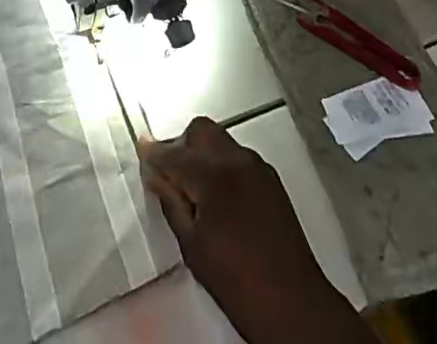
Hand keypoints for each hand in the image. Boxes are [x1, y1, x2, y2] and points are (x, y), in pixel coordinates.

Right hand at [141, 118, 373, 343]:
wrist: (295, 306)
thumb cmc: (234, 280)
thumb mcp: (191, 244)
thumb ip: (170, 201)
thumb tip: (155, 175)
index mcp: (213, 175)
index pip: (173, 153)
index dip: (153, 153)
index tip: (142, 151)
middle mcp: (237, 161)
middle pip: (201, 130)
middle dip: (182, 145)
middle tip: (172, 174)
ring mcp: (259, 169)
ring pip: (221, 141)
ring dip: (203, 153)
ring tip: (196, 188)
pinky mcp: (273, 181)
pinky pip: (239, 157)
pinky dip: (223, 164)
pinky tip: (220, 196)